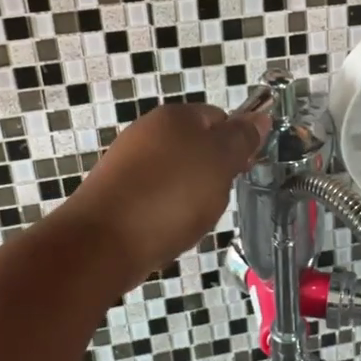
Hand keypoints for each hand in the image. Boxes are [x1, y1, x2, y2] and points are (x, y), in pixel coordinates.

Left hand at [61, 103, 268, 277]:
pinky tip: (167, 231)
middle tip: (218, 199)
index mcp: (175, 116)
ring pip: (176, 174)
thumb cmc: (170, 196)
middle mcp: (148, 131)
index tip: (243, 173)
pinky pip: (153, 196)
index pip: (220, 117)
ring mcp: (127, 162)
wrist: (100, 244)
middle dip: (212, 173)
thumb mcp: (219, 164)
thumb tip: (260, 117)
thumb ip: (241, 139)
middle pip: (196, 146)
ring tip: (191, 220)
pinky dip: (165, 212)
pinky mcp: (114, 193)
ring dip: (189, 196)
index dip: (236, 144)